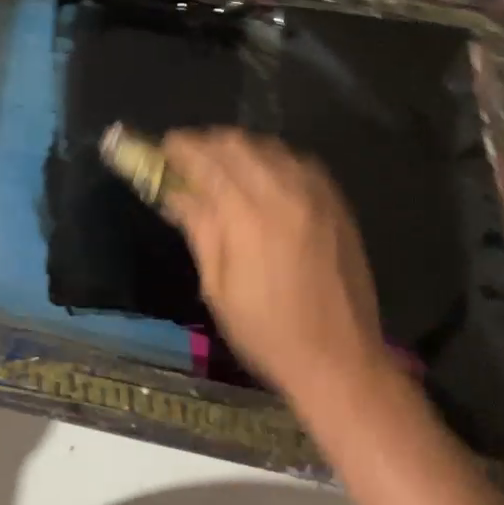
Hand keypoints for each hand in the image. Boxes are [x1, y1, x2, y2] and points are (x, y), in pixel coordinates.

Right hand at [162, 129, 384, 395]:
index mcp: (247, 215)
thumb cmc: (267, 331)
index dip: (179, 147)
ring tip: (221, 165)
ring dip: (239, 148)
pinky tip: (263, 177)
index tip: (162, 149)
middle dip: (206, 142)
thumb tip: (174, 192)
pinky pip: (299, 161)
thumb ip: (199, 228)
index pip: (205, 159)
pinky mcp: (336, 204)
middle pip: (237, 143)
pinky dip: (273, 159)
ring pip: (269, 146)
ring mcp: (315, 195)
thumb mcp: (217, 286)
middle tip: (187, 158)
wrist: (341, 362)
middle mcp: (283, 193)